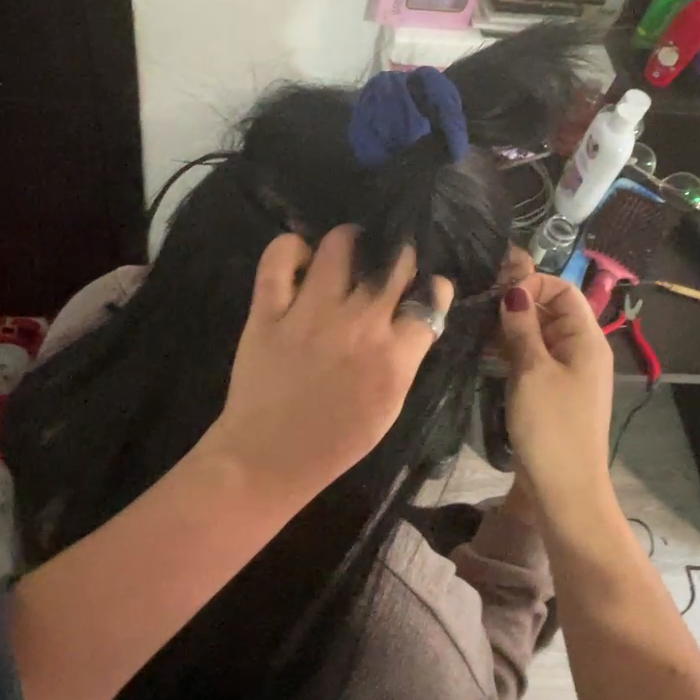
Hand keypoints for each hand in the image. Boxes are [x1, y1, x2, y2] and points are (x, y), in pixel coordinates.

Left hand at [200, 225, 454, 502]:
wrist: (268, 459)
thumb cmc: (334, 442)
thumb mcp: (389, 407)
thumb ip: (405, 359)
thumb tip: (415, 318)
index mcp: (394, 356)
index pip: (429, 301)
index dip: (431, 287)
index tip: (424, 284)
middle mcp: (358, 326)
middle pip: (393, 264)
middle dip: (398, 255)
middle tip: (388, 259)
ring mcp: (311, 314)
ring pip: (339, 247)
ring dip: (349, 240)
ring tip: (347, 247)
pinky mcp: (268, 312)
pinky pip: (278, 259)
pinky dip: (290, 247)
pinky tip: (299, 256)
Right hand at [498, 274, 615, 496]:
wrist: (564, 489)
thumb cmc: (551, 426)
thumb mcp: (531, 370)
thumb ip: (521, 326)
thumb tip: (514, 290)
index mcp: (586, 339)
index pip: (562, 289)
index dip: (532, 283)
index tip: (498, 295)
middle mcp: (580, 349)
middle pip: (550, 309)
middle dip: (517, 304)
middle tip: (479, 310)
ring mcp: (567, 372)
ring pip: (538, 334)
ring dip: (510, 328)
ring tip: (478, 331)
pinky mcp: (552, 391)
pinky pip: (533, 357)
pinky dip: (511, 351)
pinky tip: (486, 354)